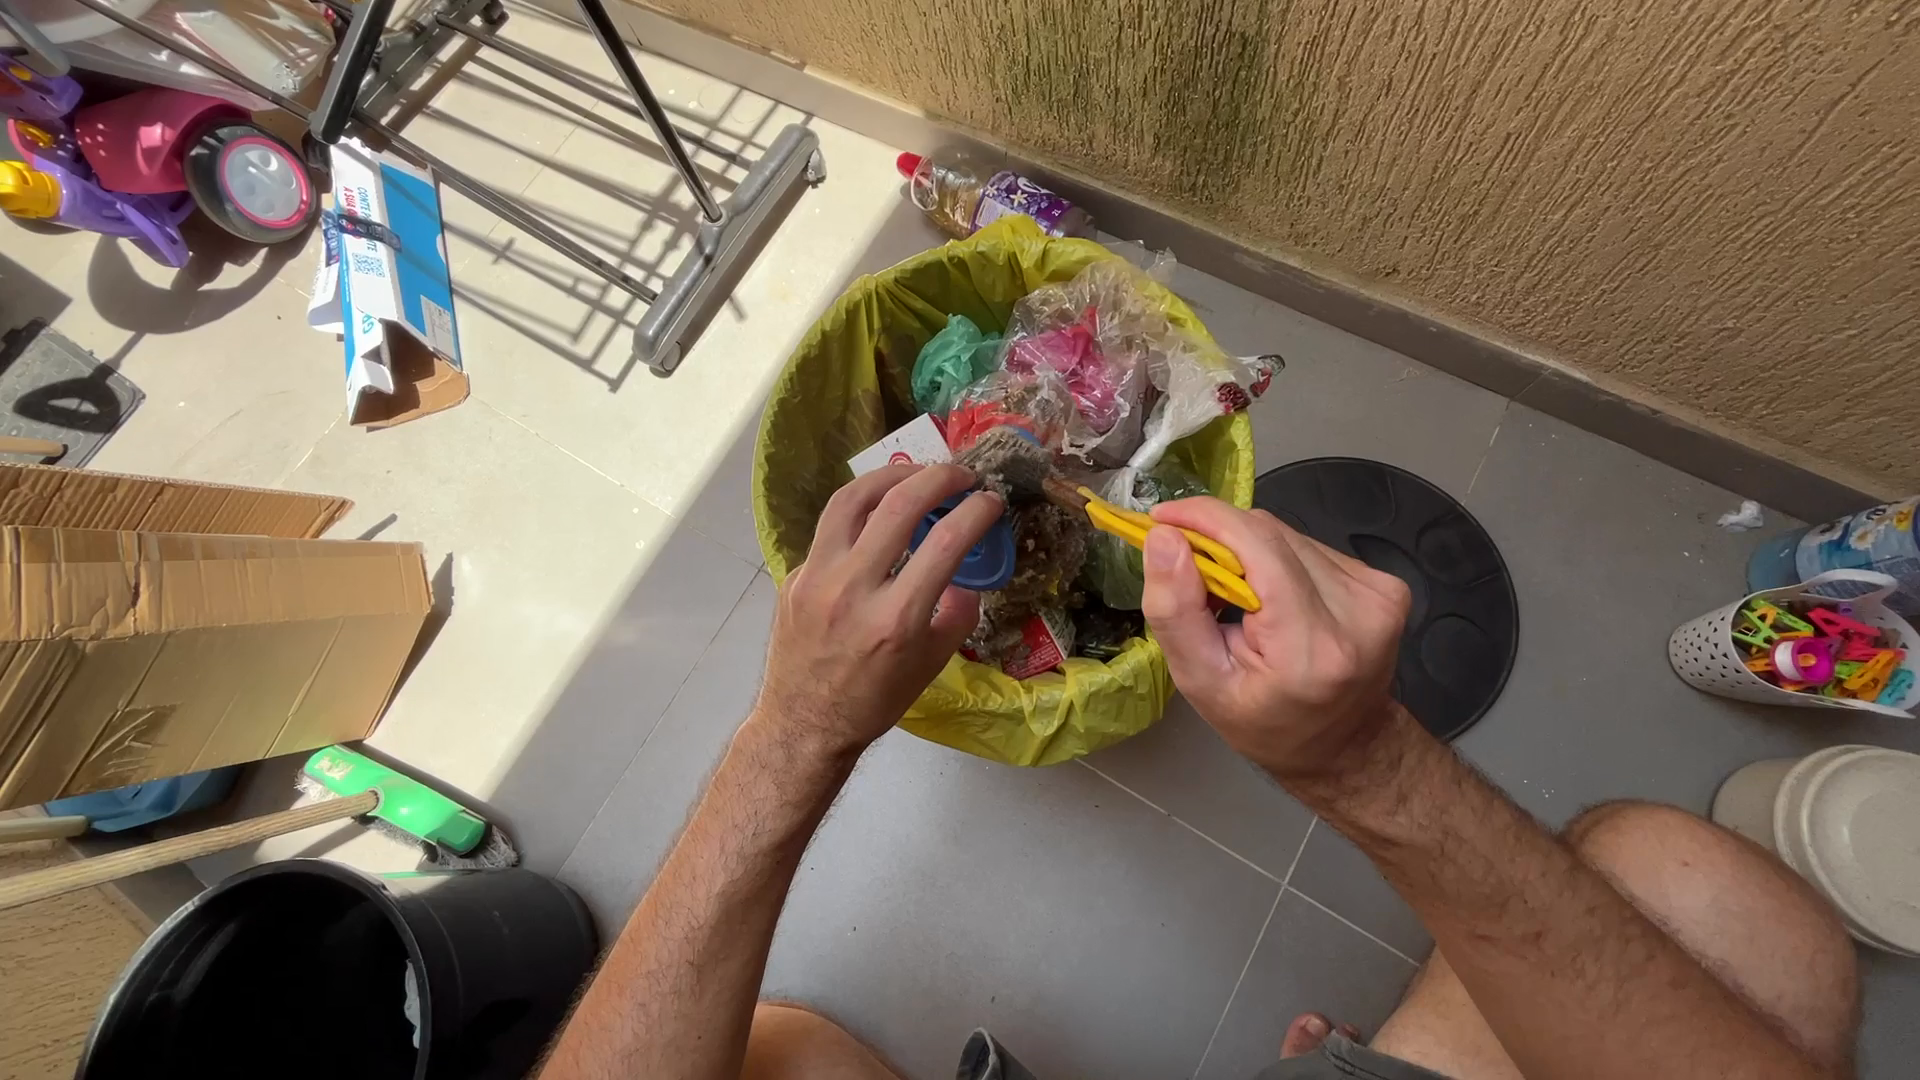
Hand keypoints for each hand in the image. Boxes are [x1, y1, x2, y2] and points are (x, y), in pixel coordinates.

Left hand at [756, 464, 1002, 756]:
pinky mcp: (795, 575)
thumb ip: (957, 611)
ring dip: (890, 475)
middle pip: (898, 506)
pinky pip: (830, 528)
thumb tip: (965, 570)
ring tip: (916, 473)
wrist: (805, 722)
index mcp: (896, 618)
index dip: (976, 511)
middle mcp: (853, 588)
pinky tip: (877, 515)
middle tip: (961, 473)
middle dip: (939, 477)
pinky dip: (860, 512)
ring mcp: (816, 577)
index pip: (945, 543)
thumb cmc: (876, 699)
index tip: (991, 500)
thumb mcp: (933, 663)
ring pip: (851, 499)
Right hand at [1140, 498, 1412, 782]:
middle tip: (1182, 562)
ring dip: (1245, 548)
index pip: (1256, 544)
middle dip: (1217, 536)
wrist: (1345, 747)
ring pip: (1287, 534)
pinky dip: (1274, 558)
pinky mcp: (1387, 583)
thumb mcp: (1200, 681)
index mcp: (1311, 643)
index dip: (1204, 519)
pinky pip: (1309, 546)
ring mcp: (1380, 592)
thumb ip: (1175, 611)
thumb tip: (1163, 538)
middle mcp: (1358, 608)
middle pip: (1269, 533)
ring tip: (1227, 590)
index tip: (1159, 519)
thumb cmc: (1263, 723)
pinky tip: (1266, 592)